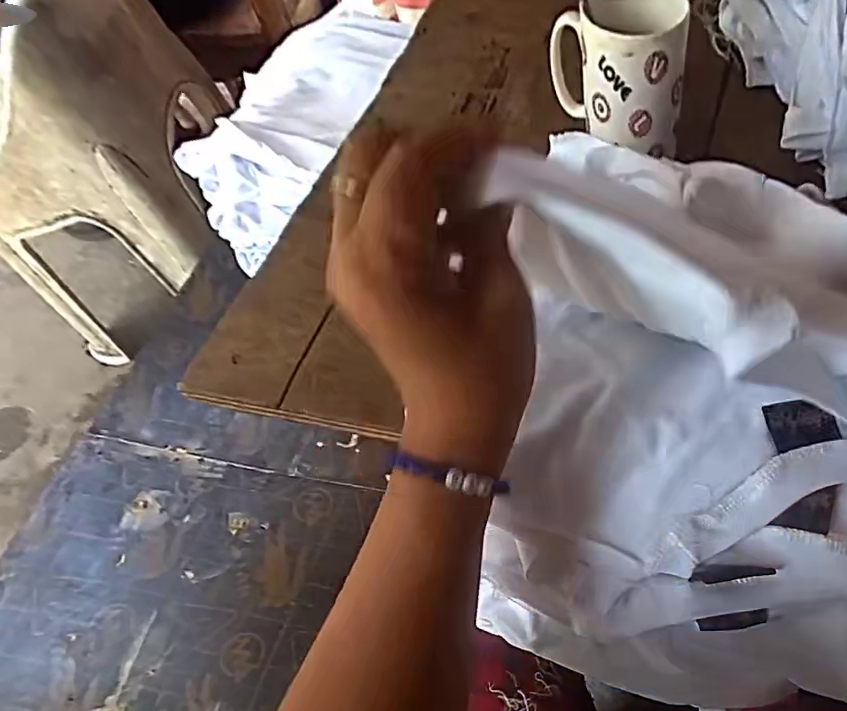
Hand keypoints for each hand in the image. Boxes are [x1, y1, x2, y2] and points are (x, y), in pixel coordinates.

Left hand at [327, 123, 535, 473]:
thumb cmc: (489, 374)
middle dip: (427, 149)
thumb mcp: (501, 294)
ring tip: (469, 191)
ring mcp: (345, 266)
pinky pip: (371, 216)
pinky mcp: (355, 279)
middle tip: (479, 166)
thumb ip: (487, 227)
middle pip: (369, 158)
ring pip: (366, 183)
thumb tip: (488, 188)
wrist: (457, 432)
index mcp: (384, 258)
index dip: (457, 143)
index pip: (409, 164)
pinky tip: (449, 223)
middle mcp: (348, 252)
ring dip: (415, 174)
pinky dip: (406, 204)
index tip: (502, 142)